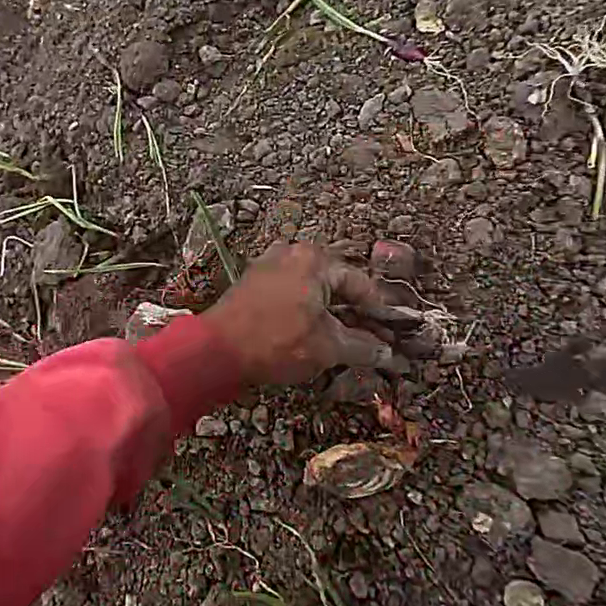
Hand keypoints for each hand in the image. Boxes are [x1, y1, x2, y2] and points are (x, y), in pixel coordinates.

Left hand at [202, 243, 406, 387]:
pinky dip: (306, 309)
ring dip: (330, 311)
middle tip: (370, 335)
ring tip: (343, 337)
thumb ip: (362, 346)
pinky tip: (312, 330)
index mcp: (316, 260)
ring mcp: (270, 264)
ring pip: (313, 288)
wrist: (214, 351)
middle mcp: (293, 252)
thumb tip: (387, 353)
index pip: (360, 284)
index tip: (391, 329)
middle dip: (354, 311)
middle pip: (336, 283)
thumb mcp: (327, 347)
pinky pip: (291, 291)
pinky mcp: (253, 281)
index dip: (379, 310)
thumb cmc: (276, 342)